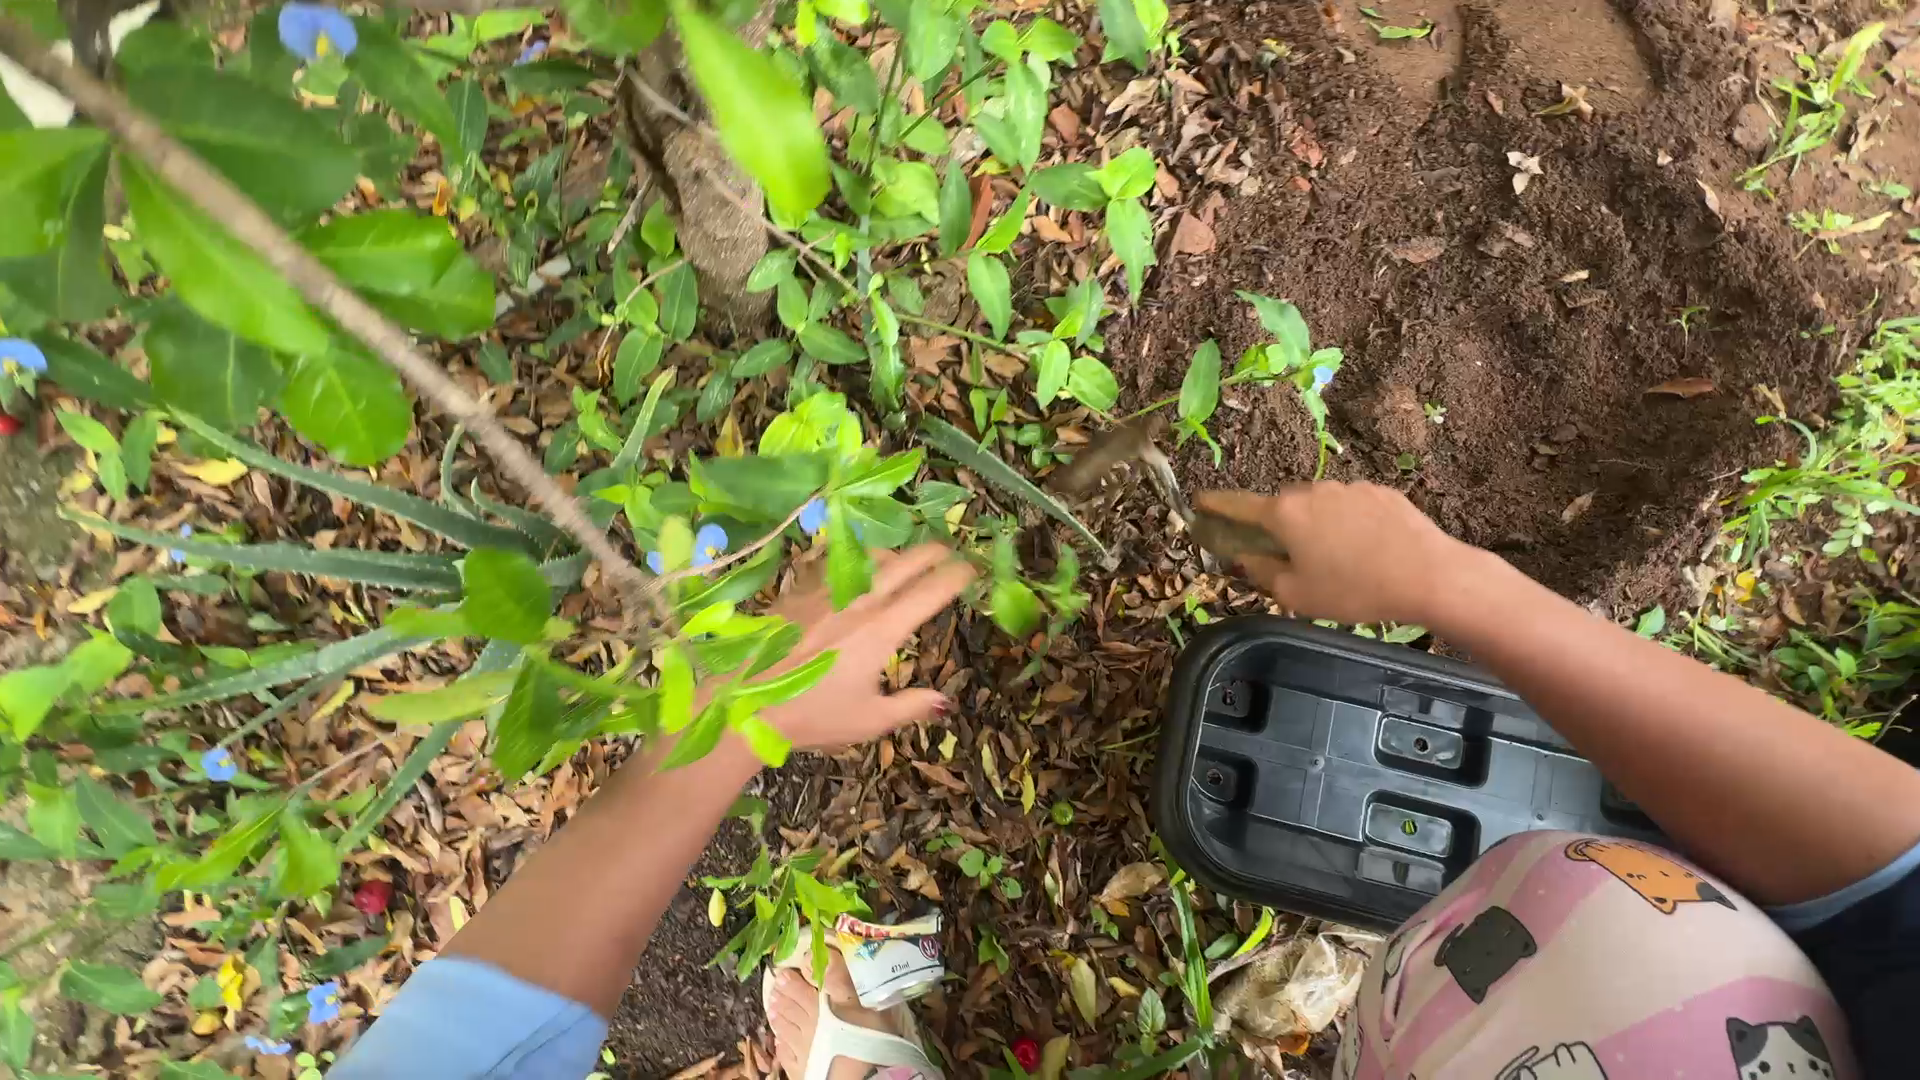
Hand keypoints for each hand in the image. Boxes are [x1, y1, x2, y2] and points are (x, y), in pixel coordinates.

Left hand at [755, 543, 974, 751]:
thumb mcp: (868, 721)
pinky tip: (853, 572)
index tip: (971, 570)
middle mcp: (858, 602)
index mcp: (881, 632)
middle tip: (948, 552)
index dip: (955, 577)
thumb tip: (946, 701)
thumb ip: (911, 706)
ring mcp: (826, 592)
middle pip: (904, 563)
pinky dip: (854, 563)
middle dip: (932, 553)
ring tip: (902, 561)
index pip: (929, 593)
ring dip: (894, 555)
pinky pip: (834, 564)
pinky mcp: (800, 592)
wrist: (745, 702)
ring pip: (869, 558)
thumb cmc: (811, 716)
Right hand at [1194, 483, 1479, 625]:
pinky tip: (1365, 549)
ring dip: (1315, 524)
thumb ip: (1261, 572)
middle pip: (1281, 505)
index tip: (1199, 501)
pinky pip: (1350, 505)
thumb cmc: (1354, 590)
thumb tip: (1244, 558)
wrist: (1432, 576)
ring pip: (1317, 505)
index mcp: (1283, 514)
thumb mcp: (1296, 595)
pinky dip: (1347, 523)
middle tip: (1288, 555)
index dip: (1215, 504)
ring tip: (1336, 558)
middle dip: (1277, 525)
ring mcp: (1348, 488)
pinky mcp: (1381, 492)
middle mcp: (1311, 491)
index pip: (1237, 504)